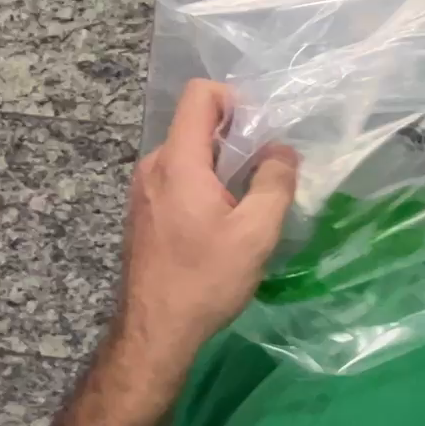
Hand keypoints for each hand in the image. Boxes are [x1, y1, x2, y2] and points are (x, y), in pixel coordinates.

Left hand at [115, 80, 297, 374]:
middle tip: (262, 176)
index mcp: (178, 160)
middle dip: (234, 140)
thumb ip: (274, 182)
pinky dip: (202, 186)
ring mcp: (143, 189)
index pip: (199, 94)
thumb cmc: (205, 279)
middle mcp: (154, 165)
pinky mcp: (143, 211)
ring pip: (188, 155)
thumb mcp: (255, 233)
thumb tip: (281, 151)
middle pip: (196, 125)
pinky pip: (177, 179)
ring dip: (220, 168)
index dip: (234, 100)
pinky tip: (218, 225)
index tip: (259, 134)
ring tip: (244, 207)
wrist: (154, 331)